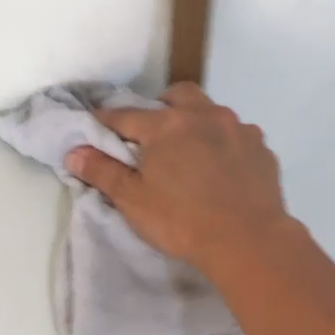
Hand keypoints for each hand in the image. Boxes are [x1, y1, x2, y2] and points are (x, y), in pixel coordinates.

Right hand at [65, 83, 296, 274]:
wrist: (245, 239)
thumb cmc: (179, 220)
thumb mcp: (131, 199)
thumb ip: (102, 171)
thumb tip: (74, 152)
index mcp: (167, 126)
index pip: (126, 116)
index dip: (104, 121)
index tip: (92, 128)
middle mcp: (204, 115)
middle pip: (176, 96)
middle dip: (158, 108)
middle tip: (148, 135)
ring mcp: (238, 128)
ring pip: (209, 112)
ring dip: (191, 122)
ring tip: (184, 152)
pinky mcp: (260, 146)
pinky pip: (234, 134)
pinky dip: (219, 143)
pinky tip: (215, 168)